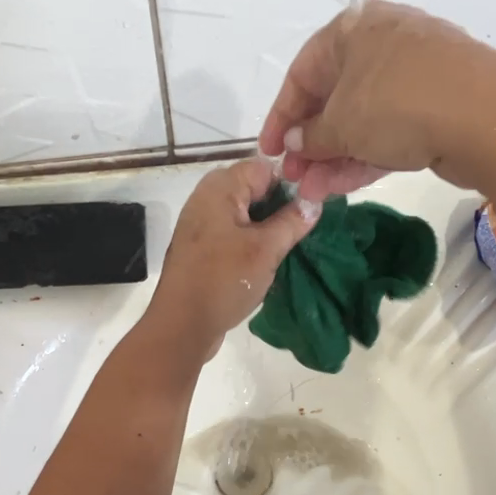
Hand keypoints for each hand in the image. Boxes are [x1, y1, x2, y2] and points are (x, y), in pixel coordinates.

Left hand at [141, 158, 318, 360]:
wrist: (182, 326)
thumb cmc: (223, 281)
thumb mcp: (266, 250)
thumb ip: (292, 222)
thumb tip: (314, 202)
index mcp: (219, 188)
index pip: (264, 168)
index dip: (289, 184)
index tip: (310, 208)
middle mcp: (206, 200)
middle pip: (253, 190)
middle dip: (278, 208)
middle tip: (302, 231)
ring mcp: (200, 227)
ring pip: (243, 216)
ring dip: (266, 229)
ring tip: (287, 248)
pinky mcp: (200, 251)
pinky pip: (232, 236)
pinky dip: (249, 244)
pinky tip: (266, 262)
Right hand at [259, 0, 495, 201]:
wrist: (484, 117)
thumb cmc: (397, 104)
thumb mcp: (340, 123)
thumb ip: (309, 136)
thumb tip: (293, 143)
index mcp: (353, 30)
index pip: (302, 73)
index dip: (280, 117)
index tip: (268, 153)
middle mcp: (381, 46)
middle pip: (332, 100)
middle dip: (309, 146)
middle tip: (294, 181)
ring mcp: (411, 78)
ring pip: (359, 122)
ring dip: (333, 159)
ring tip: (312, 195)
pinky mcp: (433, 109)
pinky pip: (385, 133)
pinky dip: (361, 158)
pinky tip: (338, 189)